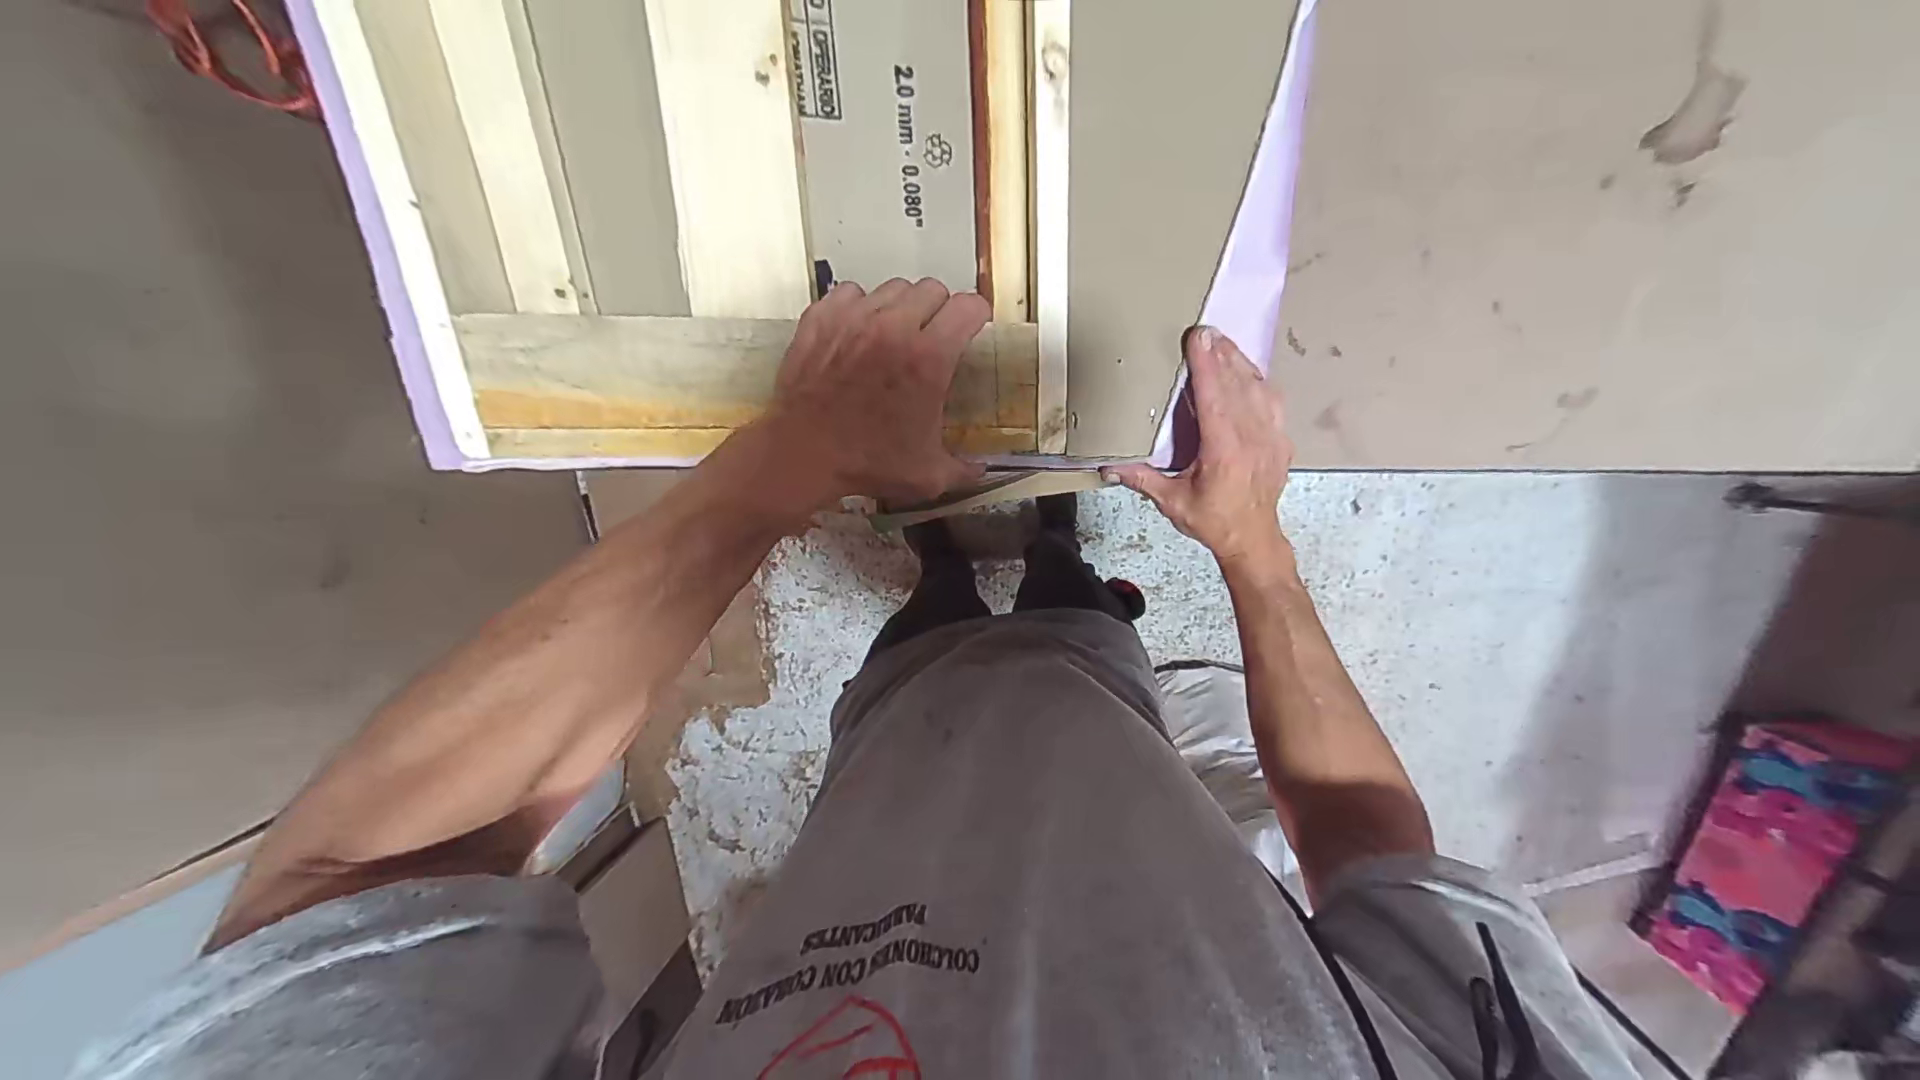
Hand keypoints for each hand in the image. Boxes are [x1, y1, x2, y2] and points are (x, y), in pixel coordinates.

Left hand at [754, 278, 988, 503]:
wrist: (803, 456)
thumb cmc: (868, 465)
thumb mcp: (927, 475)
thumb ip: (963, 470)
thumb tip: (981, 470)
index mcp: (928, 358)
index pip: (968, 307)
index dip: (976, 317)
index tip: (972, 330)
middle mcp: (893, 328)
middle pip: (932, 290)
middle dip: (940, 310)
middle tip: (933, 337)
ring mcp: (853, 319)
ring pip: (892, 288)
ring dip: (901, 307)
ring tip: (895, 334)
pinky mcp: (821, 319)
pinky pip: (850, 293)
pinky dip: (860, 307)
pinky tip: (859, 332)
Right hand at [1104, 326, 1292, 565]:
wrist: (1253, 539)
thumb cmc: (1213, 522)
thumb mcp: (1172, 502)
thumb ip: (1142, 479)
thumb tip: (1108, 468)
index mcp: (1225, 451)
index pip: (1215, 398)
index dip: (1206, 365)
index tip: (1198, 339)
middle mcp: (1253, 439)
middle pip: (1239, 384)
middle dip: (1222, 355)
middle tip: (1208, 330)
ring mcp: (1271, 438)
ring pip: (1259, 389)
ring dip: (1241, 363)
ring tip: (1224, 344)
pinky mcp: (1280, 441)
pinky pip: (1273, 402)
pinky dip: (1259, 382)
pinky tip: (1248, 373)